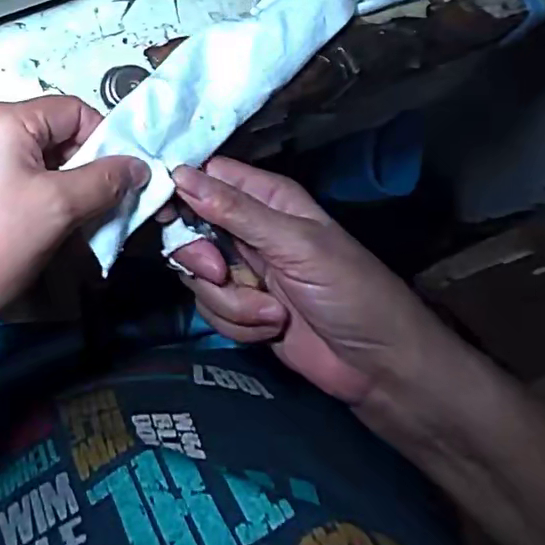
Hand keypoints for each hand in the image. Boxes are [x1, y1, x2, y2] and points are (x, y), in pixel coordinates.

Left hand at [0, 97, 148, 348]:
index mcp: (3, 117)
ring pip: (40, 156)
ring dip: (68, 183)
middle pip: (56, 132)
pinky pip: (19, 173)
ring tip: (79, 219)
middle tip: (104, 202)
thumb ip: (106, 180)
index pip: (73, 110)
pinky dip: (44, 192)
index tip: (119, 177)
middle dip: (86, 165)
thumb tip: (138, 166)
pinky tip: (52, 223)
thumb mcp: (61, 207)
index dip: (103, 139)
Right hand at [170, 159, 468, 406]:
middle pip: (190, 227)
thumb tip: (179, 174)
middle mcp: (249, 226)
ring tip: (271, 311)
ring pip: (196, 273)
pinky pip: (210, 306)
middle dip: (199, 257)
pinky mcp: (242, 306)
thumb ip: (235, 211)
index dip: (180, 190)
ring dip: (229, 299)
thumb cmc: (350, 292)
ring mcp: (244, 268)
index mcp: (265, 196)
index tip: (163, 214)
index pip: (205, 177)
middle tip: (221, 272)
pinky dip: (237, 322)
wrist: (381, 370)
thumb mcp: (295, 245)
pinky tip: (272, 327)